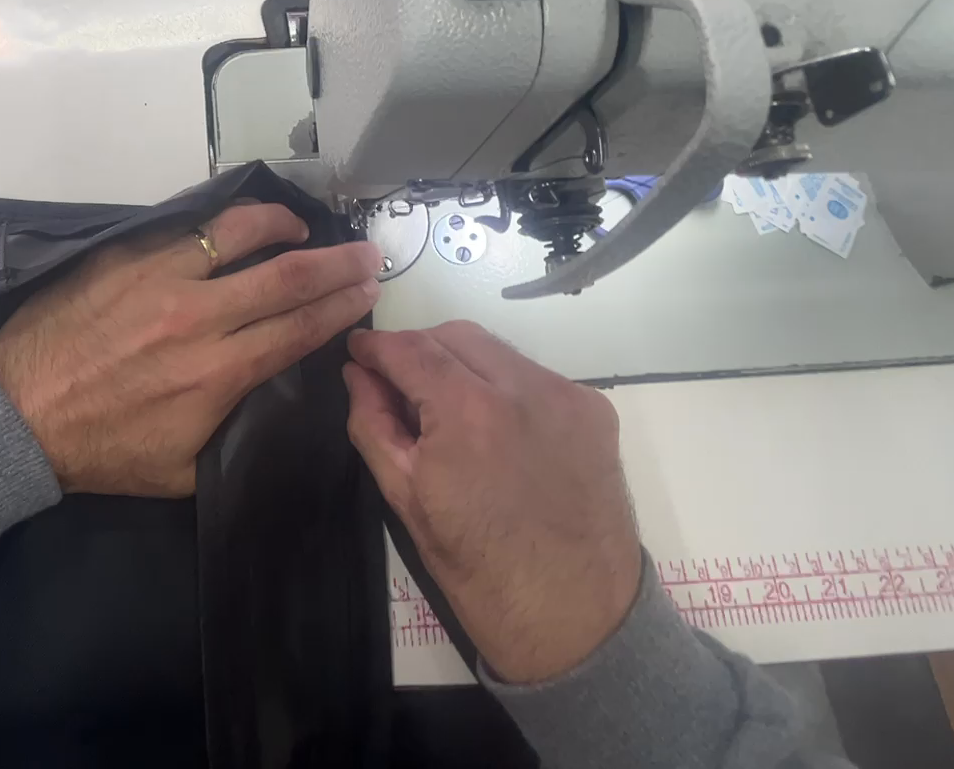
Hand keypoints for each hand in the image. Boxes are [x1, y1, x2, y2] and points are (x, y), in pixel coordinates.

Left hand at [0, 203, 381, 497]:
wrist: (18, 413)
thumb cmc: (101, 449)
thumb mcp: (182, 470)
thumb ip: (235, 430)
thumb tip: (266, 390)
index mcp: (218, 372)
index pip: (299, 327)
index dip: (342, 306)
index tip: (367, 291)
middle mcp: (199, 316)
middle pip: (287, 276)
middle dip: (337, 262)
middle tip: (365, 251)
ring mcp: (160, 277)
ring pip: (238, 232)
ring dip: (281, 223)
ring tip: (300, 224)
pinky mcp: (126, 256)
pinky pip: (187, 228)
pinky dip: (221, 224)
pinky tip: (233, 227)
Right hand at [345, 321, 640, 683]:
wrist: (575, 619)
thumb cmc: (476, 566)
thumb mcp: (404, 495)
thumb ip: (373, 422)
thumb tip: (357, 374)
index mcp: (467, 412)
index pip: (409, 349)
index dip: (375, 344)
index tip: (357, 351)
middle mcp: (523, 387)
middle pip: (454, 334)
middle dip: (417, 348)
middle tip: (397, 383)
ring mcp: (566, 395)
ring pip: (495, 349)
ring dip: (460, 362)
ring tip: (446, 407)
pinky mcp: (595, 411)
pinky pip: (531, 374)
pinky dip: (501, 384)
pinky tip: (494, 426)